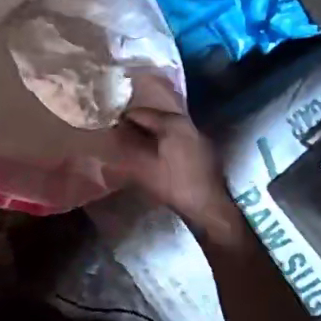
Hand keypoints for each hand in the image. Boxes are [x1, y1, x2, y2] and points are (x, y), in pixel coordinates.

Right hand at [112, 107, 236, 231]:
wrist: (210, 206)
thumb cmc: (175, 185)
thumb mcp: (144, 170)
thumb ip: (127, 151)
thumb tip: (112, 139)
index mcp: (172, 123)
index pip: (141, 113)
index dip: (123, 120)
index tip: (111, 129)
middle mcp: (187, 123)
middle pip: (156, 118)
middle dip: (138, 126)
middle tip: (121, 137)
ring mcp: (198, 135)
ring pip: (168, 128)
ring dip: (152, 134)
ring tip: (136, 145)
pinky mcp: (204, 148)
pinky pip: (179, 137)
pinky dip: (165, 141)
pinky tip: (157, 154)